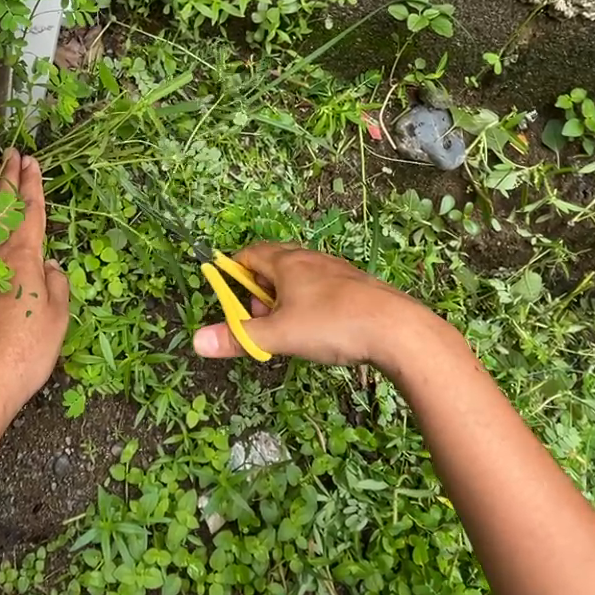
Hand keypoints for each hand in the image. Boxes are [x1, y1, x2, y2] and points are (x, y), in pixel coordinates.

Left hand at [0, 149, 69, 424]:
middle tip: (10, 153)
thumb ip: (58, 285)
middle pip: (2, 207)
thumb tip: (52, 267)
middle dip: (8, 179)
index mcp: (24, 256)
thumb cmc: (27, 349)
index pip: (30, 211)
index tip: (32, 160)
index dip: (32, 184)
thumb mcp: (57, 317)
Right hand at [191, 242, 439, 367]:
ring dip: (286, 299)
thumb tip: (196, 341)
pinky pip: (323, 288)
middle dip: (260, 291)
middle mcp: (310, 259)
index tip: (227, 293)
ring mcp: (337, 270)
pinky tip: (321, 331)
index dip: (234, 271)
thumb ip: (239, 338)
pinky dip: (311, 304)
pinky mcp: (358, 286)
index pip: (250, 254)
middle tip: (259, 321)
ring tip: (289, 329)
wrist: (398, 329)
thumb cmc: (332, 325)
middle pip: (274, 264)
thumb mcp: (279, 335)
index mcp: (287, 262)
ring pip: (301, 277)